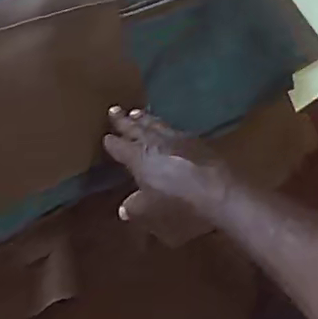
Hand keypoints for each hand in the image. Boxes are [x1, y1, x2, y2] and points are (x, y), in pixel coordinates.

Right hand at [102, 107, 235, 223]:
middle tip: (114, 110)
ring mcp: (174, 137)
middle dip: (123, 120)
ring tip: (136, 112)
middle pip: (135, 128)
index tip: (105, 137)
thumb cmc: (175, 198)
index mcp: (138, 156)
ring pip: (154, 123)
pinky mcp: (192, 138)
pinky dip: (163, 124)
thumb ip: (135, 206)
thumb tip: (124, 208)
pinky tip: (164, 126)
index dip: (111, 143)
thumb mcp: (150, 207)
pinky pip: (172, 127)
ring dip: (144, 118)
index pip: (120, 147)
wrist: (212, 184)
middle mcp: (153, 142)